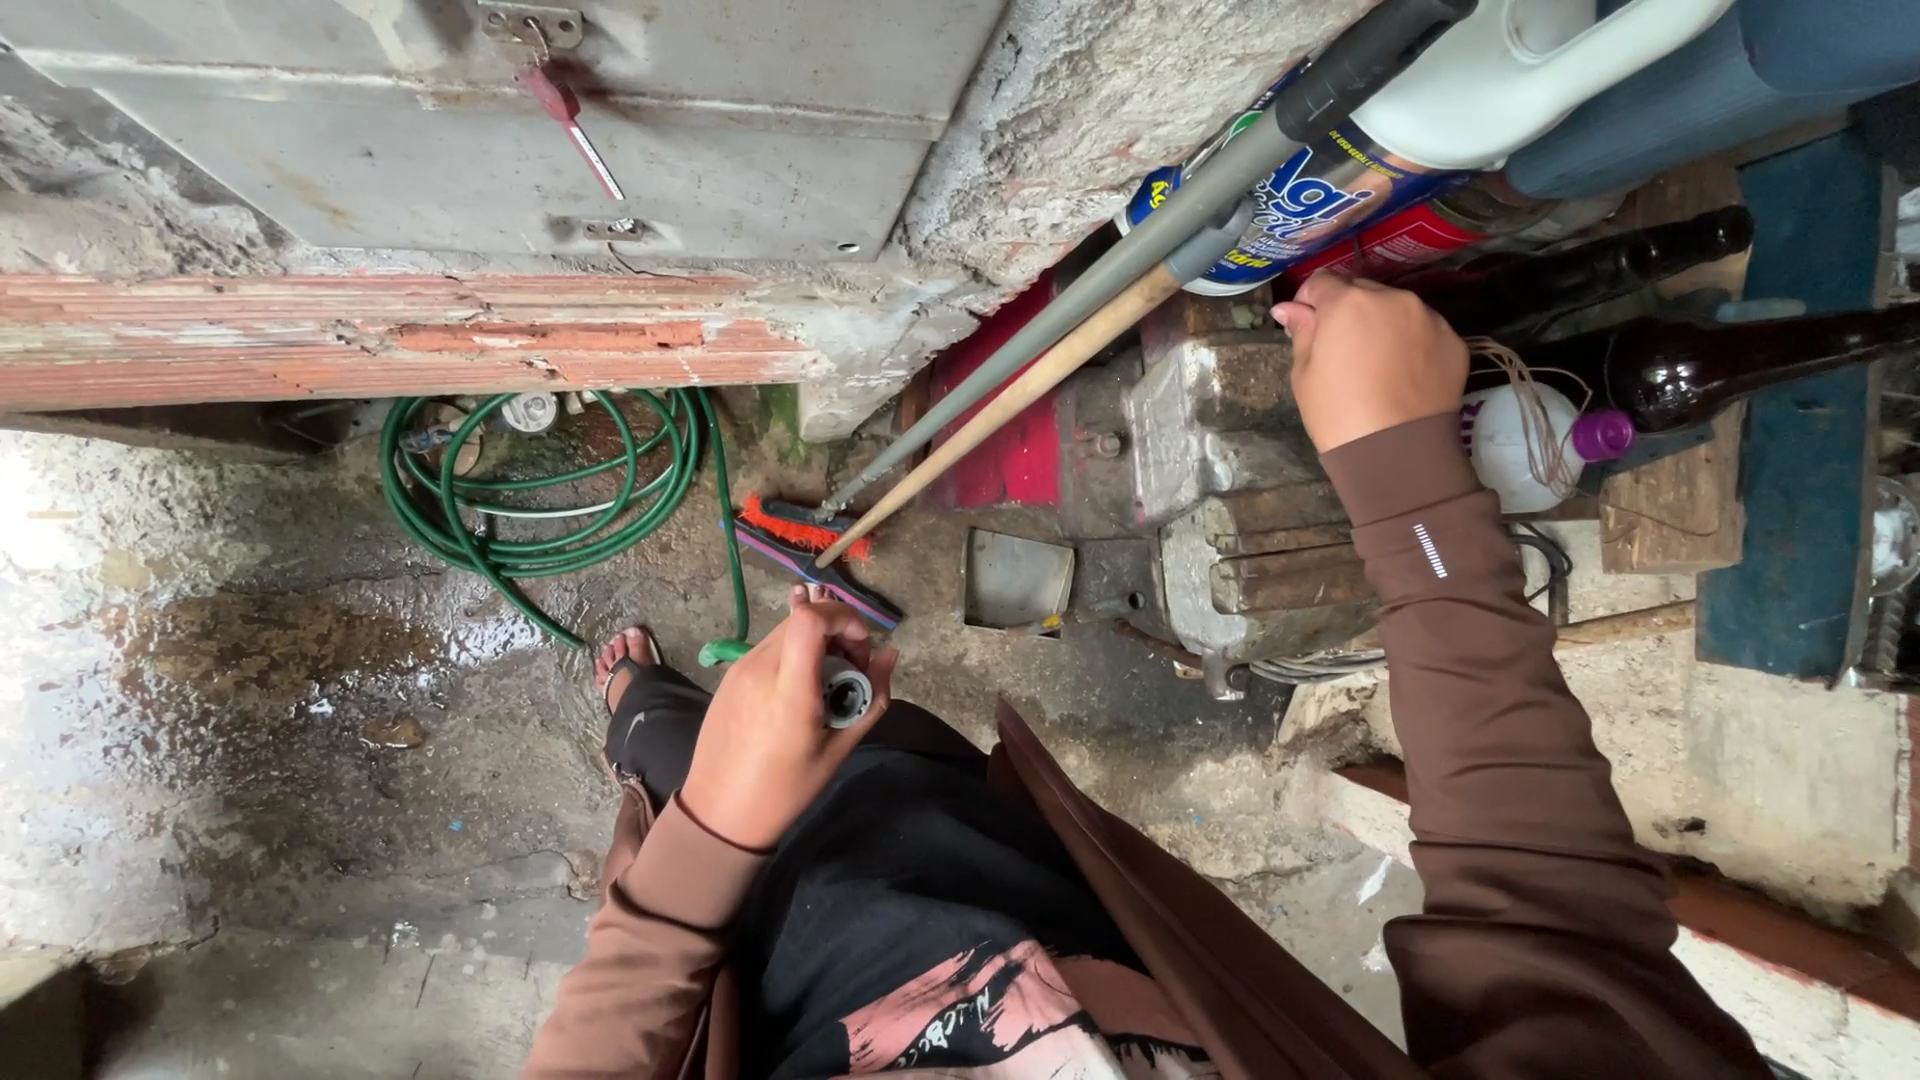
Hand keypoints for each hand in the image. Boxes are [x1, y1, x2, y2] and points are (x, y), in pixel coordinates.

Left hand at [679, 585, 897, 849]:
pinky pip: (770, 647)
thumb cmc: (785, 790)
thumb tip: (889, 655)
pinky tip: (801, 689)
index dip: (844, 618)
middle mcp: (759, 668)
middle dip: (838, 631)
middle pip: (804, 617)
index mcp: (788, 689)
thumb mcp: (839, 749)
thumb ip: (871, 698)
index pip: (811, 619)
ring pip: (787, 629)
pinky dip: (795, 652)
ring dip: (817, 641)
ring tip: (829, 680)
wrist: (719, 813)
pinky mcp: (729, 675)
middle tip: (853, 667)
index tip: (861, 648)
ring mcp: (739, 669)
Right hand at [1272, 272, 1468, 451]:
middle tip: (1340, 348)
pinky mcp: (1453, 340)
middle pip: (1361, 291)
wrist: (1394, 448)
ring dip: (1380, 324)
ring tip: (1374, 363)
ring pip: (1395, 309)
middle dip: (1347, 311)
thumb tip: (1289, 309)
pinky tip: (1400, 374)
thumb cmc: (1335, 412)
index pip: (1322, 282)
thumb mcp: (1304, 373)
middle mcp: (1392, 298)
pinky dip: (1409, 342)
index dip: (1309, 300)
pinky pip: (1423, 330)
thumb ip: (1302, 332)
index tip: (1305, 324)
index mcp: (1348, 303)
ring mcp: (1428, 317)